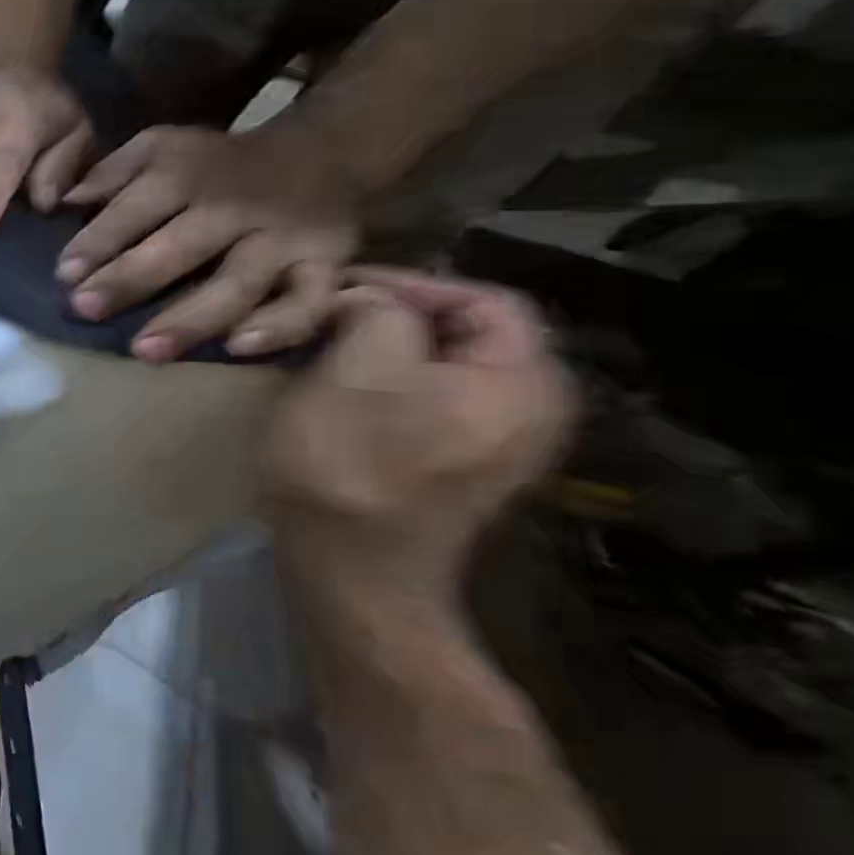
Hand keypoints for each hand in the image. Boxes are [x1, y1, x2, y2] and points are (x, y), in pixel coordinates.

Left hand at [57, 122, 358, 361]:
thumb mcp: (161, 148)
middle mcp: (234, 207)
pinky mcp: (327, 266)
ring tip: (145, 350)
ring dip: (190, 319)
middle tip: (86, 309)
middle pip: (179, 247)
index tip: (64, 275)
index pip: (135, 210)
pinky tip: (239, 348)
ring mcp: (284, 239)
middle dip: (131, 280)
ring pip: (236, 284)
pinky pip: (309, 303)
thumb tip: (62, 202)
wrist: (318, 154)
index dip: (98, 242)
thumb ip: (112, 173)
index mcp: (186, 174)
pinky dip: (279, 327)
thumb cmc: (217, 164)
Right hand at [265, 268, 577, 590]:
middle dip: (393, 313)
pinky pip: (426, 399)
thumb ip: (377, 310)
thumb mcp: (362, 366)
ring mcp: (492, 444)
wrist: (349, 573)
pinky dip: (383, 379)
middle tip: (330, 311)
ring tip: (326, 342)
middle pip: (463, 332)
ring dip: (380, 346)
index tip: (342, 284)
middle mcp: (527, 411)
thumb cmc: (353, 465)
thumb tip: (368, 304)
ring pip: (437, 365)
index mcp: (524, 383)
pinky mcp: (453, 465)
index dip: (410, 281)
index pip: (482, 298)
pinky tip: (339, 384)